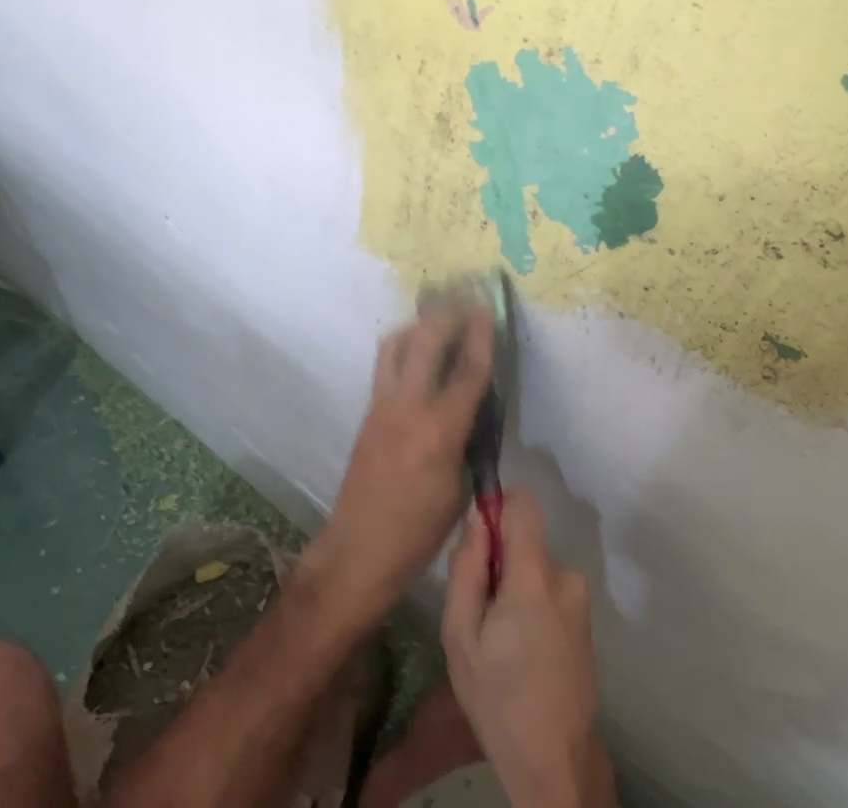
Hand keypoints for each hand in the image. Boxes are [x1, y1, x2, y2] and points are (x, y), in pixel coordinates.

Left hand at [304, 306, 493, 627]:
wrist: (359, 548)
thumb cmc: (420, 531)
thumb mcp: (458, 487)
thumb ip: (468, 440)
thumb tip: (474, 408)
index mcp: (439, 432)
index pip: (467, 371)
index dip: (481, 335)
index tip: (488, 307)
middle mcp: (407, 408)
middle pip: (425, 341)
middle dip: (447, 314)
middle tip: (465, 297)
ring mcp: (382, 407)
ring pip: (395, 345)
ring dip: (419, 325)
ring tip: (439, 319)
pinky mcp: (367, 414)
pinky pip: (385, 366)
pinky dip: (404, 348)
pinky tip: (419, 354)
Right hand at [442, 491, 614, 807]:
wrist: (553, 753)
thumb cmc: (497, 696)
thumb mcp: (460, 635)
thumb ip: (465, 570)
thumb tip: (477, 520)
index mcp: (535, 575)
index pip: (523, 504)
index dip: (496, 508)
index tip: (476, 541)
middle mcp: (566, 575)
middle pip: (524, 543)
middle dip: (497, 565)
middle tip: (477, 615)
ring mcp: (581, 598)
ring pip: (534, 570)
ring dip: (513, 590)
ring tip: (497, 640)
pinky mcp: (585, 618)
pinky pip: (549, 591)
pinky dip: (530, 606)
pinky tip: (518, 649)